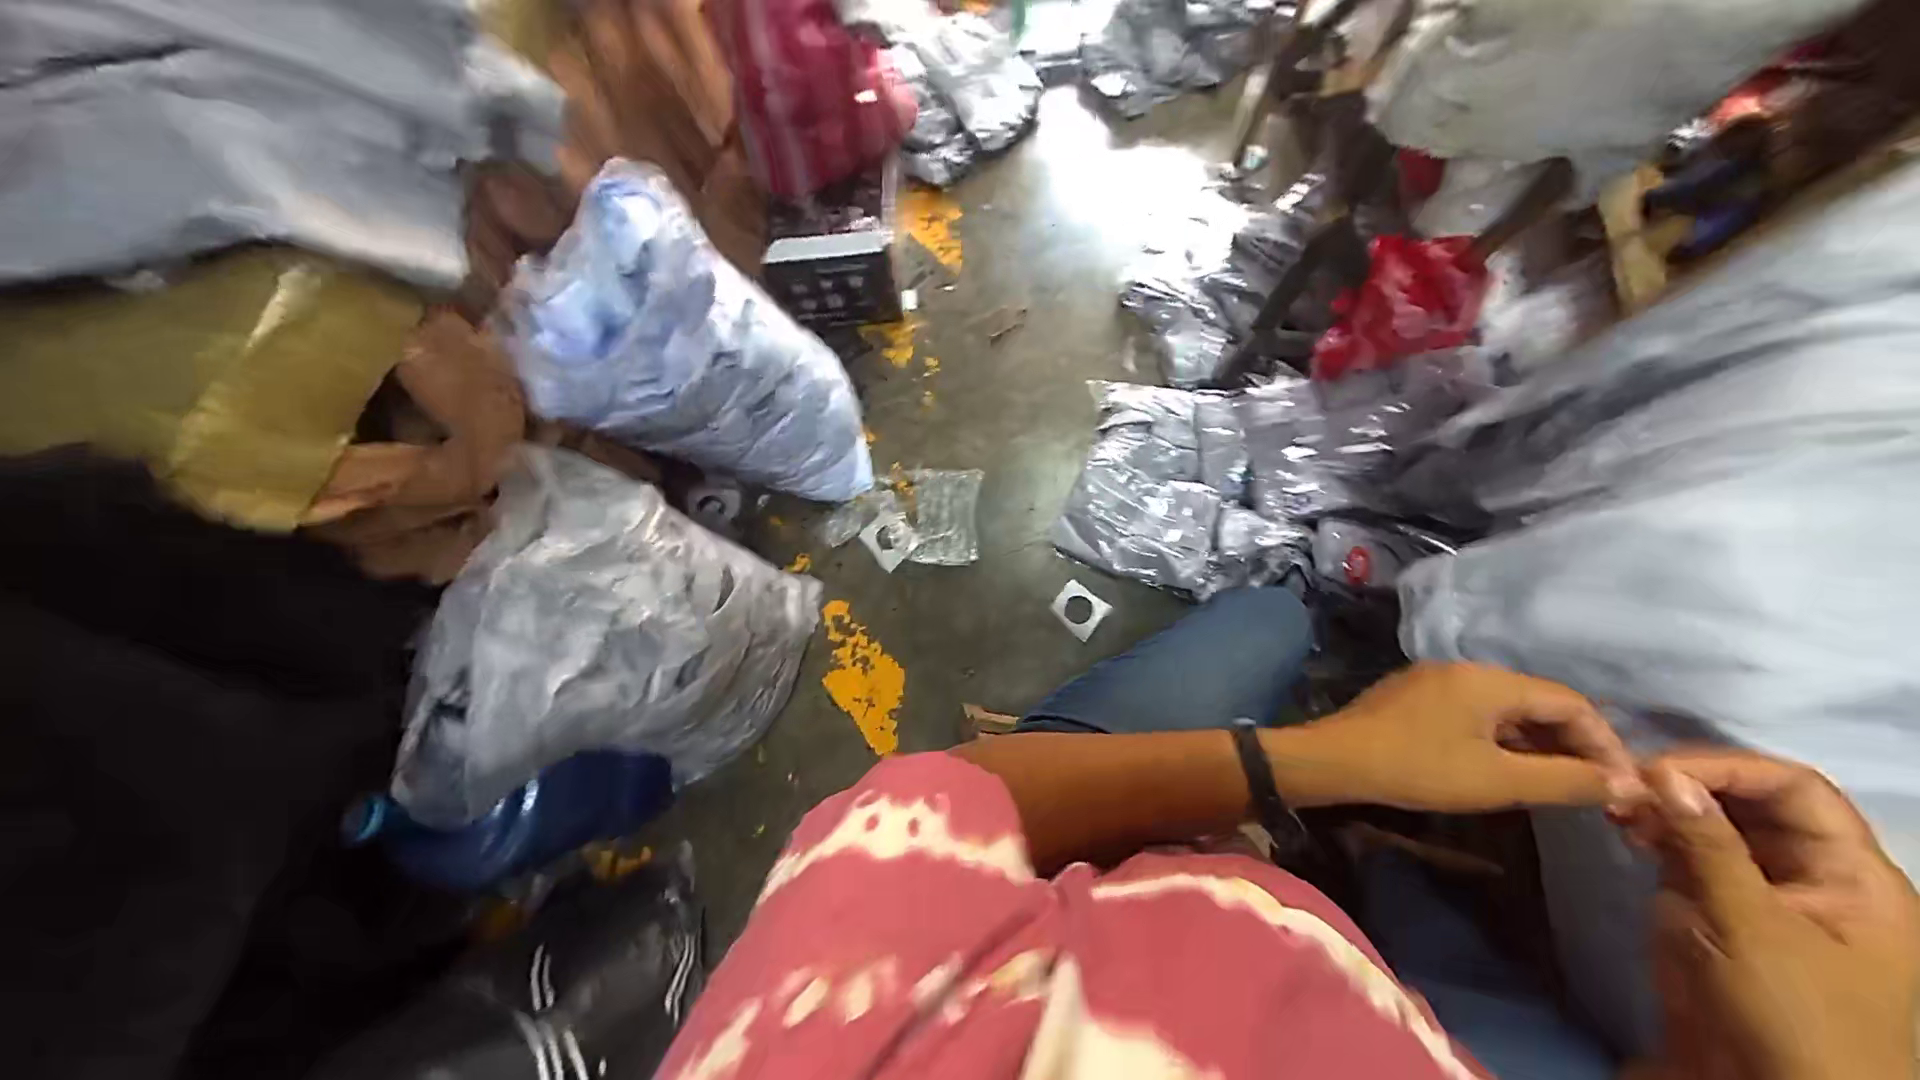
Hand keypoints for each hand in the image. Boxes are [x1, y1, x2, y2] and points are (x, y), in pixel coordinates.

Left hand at [1264, 662, 1641, 811]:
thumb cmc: (1419, 767)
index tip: (1623, 785)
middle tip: (1593, 788)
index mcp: (1487, 679)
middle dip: (1570, 743)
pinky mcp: (1411, 696)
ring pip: (1502, 707)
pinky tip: (1503, 767)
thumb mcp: (1500, 780)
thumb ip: (1568, 780)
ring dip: (1534, 742)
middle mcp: (1461, 669)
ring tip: (1555, 784)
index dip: (1605, 743)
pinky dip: (1498, 737)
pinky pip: (1471, 711)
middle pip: (1536, 700)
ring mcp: (1432, 680)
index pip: (1570, 701)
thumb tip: (1627, 782)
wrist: (1335, 758)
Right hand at [1622, 750, 1919, 1079]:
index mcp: (1854, 877)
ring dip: (1662, 803)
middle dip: (1685, 782)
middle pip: (1750, 798)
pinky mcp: (1714, 898)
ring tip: (1617, 808)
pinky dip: (1652, 827)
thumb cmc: (1790, 1011)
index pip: (1795, 790)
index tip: (1655, 770)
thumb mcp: (1750, 925)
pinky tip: (1623, 828)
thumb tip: (1663, 773)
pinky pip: (1685, 844)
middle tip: (1625, 784)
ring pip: (1712, 817)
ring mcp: (1759, 885)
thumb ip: (1708, 844)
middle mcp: (1810, 871)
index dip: (1728, 768)